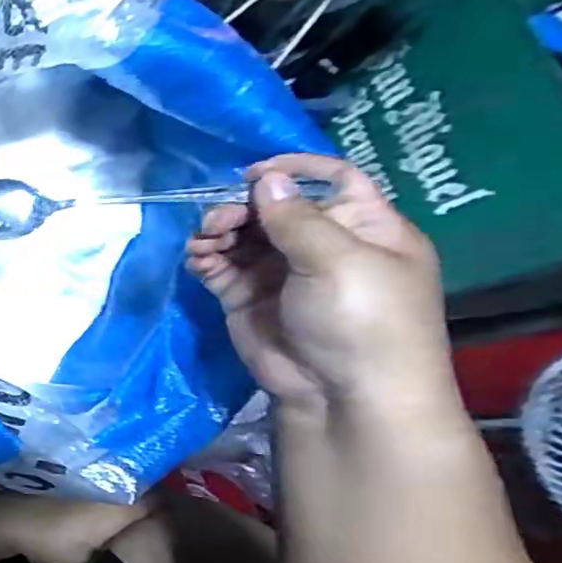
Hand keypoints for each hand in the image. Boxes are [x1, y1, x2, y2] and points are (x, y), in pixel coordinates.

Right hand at [184, 154, 452, 414]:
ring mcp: (279, 272)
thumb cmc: (361, 318)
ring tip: (206, 243)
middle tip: (218, 221)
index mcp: (362, 228)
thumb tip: (265, 178)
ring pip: (240, 235)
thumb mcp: (339, 260)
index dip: (296, 169)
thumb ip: (295, 217)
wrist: (340, 393)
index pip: (332, 181)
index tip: (254, 171)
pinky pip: (220, 265)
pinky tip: (199, 259)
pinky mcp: (245, 297)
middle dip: (242, 207)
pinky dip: (205, 257)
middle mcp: (319, 245)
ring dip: (218, 232)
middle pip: (273, 207)